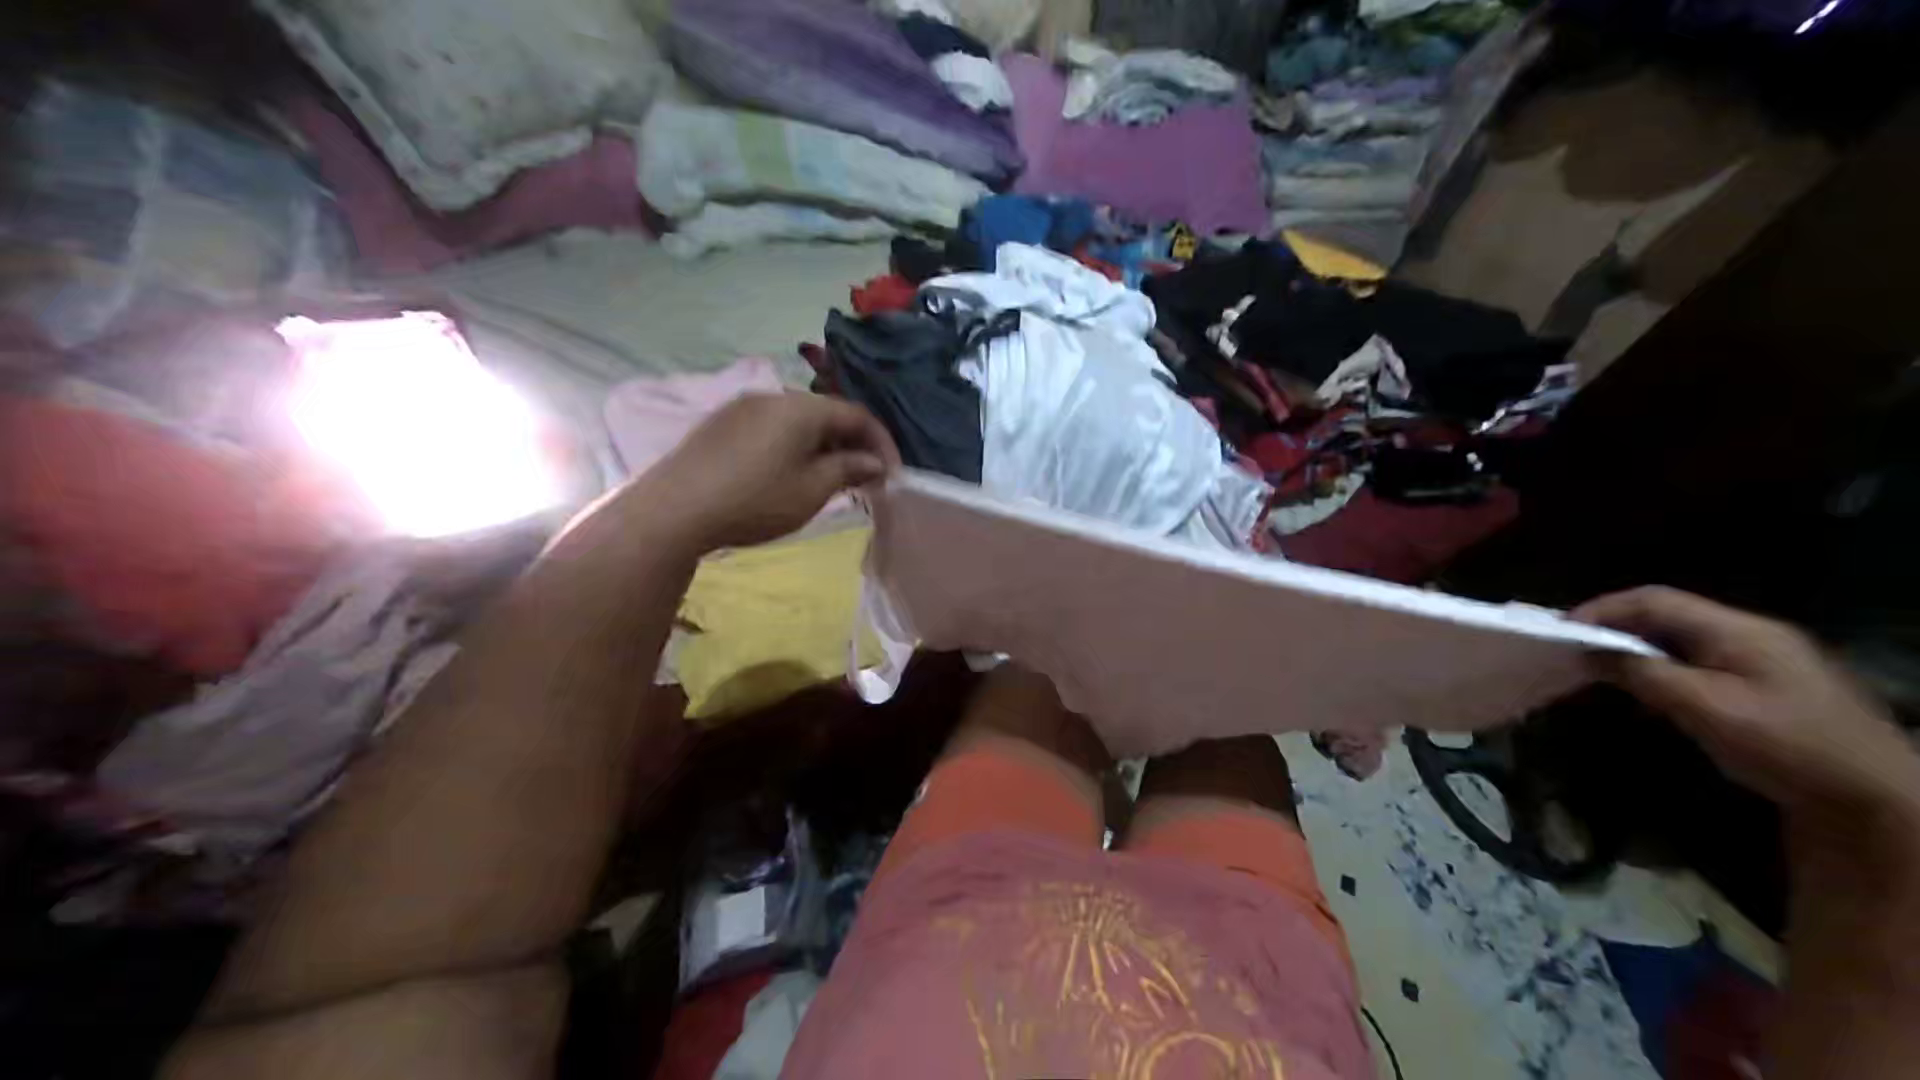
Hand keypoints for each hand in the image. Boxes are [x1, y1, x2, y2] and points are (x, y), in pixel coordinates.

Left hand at [636, 393, 898, 551]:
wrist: (674, 510)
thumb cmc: (755, 500)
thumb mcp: (812, 490)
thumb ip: (848, 469)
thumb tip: (873, 462)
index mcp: (801, 407)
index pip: (857, 415)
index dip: (881, 443)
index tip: (893, 475)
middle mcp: (774, 396)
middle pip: (827, 414)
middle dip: (852, 445)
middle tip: (864, 480)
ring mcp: (743, 407)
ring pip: (799, 421)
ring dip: (823, 446)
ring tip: (830, 479)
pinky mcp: (722, 424)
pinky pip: (773, 427)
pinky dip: (794, 446)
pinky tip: (790, 473)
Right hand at [1573, 587, 1919, 824]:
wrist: (1875, 801)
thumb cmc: (1784, 745)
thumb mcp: (1703, 708)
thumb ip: (1642, 673)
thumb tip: (1589, 652)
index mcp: (1739, 630)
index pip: (1654, 600)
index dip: (1601, 609)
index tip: (1561, 631)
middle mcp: (1750, 634)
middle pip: (1665, 615)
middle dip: (1612, 627)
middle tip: (1572, 648)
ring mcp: (1761, 659)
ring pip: (1678, 638)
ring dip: (1632, 648)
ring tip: (1596, 668)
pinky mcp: (1762, 685)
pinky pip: (1695, 661)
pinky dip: (1657, 667)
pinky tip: (1642, 690)